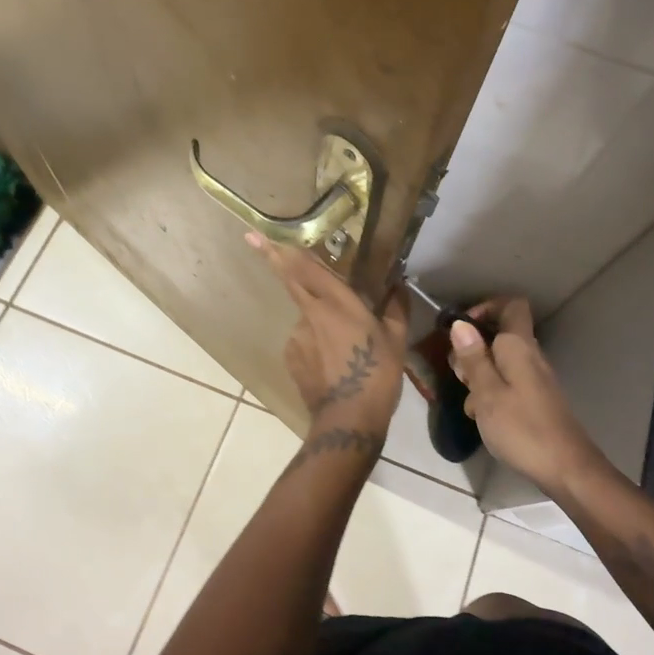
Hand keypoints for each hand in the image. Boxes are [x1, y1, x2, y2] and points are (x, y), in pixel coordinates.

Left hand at [248, 232, 406, 436]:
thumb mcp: (396, 339)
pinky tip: (331, 362)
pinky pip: (303, 339)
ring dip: (319, 320)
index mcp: (337, 302)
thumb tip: (398, 285)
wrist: (348, 419)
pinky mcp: (290, 357)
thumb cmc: (377, 374)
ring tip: (342, 346)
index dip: (279, 248)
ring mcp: (296, 336)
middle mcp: (310, 313)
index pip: (303, 267)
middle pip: (291, 280)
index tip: (254, 235)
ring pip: (306, 315)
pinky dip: (315, 343)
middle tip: (257, 242)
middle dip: (273, 260)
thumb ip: (395, 307)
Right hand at [449, 296, 607, 494]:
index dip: (485, 308)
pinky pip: (508, 383)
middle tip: (459, 373)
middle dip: (473, 348)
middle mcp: (530, 355)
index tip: (461, 329)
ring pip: (500, 362)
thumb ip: (474, 358)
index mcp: (519, 346)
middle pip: (500, 334)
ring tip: (468, 401)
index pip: (511, 304)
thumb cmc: (522, 428)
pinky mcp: (536, 399)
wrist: (567, 468)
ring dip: (479, 374)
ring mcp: (535, 378)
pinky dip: (491, 392)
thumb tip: (460, 324)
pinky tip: (482, 417)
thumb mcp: (487, 393)